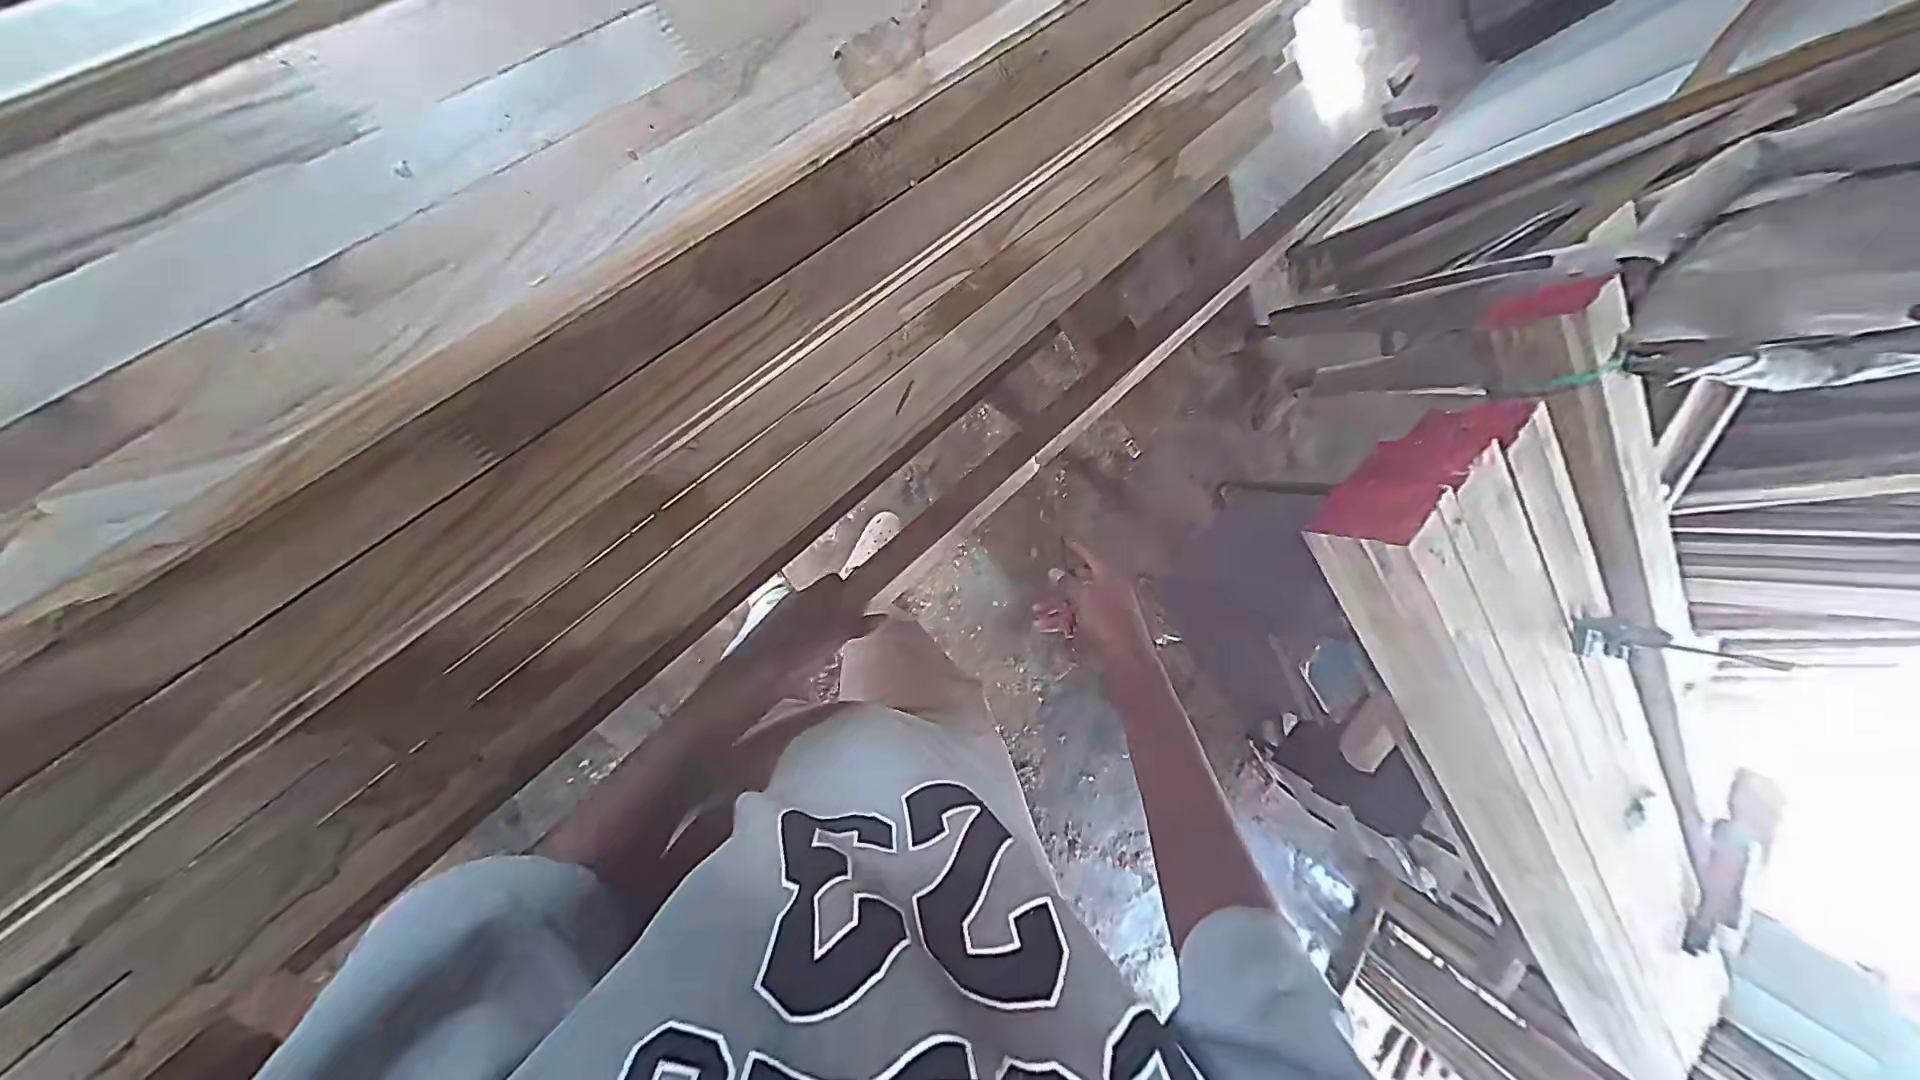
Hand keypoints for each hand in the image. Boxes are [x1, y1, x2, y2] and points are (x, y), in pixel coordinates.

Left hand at [717, 574, 884, 707]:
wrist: (753, 677)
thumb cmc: (798, 652)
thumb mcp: (835, 637)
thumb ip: (857, 624)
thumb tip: (881, 616)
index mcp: (809, 595)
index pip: (833, 583)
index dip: (847, 592)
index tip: (860, 607)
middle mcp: (790, 602)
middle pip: (817, 599)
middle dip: (832, 609)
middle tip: (848, 629)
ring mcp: (773, 622)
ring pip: (802, 618)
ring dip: (815, 629)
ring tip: (829, 650)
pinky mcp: (763, 643)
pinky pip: (789, 639)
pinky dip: (800, 647)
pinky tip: (806, 666)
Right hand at [1035, 541, 1154, 667]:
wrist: (1126, 657)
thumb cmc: (1106, 620)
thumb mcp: (1083, 597)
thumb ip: (1067, 583)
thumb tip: (1055, 573)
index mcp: (1108, 576)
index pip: (1089, 557)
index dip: (1076, 550)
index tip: (1065, 542)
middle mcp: (1108, 590)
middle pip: (1080, 583)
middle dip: (1057, 589)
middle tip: (1040, 593)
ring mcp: (1105, 611)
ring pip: (1075, 604)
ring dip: (1055, 609)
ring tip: (1037, 616)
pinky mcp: (1100, 629)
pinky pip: (1078, 620)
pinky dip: (1062, 622)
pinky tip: (1046, 627)